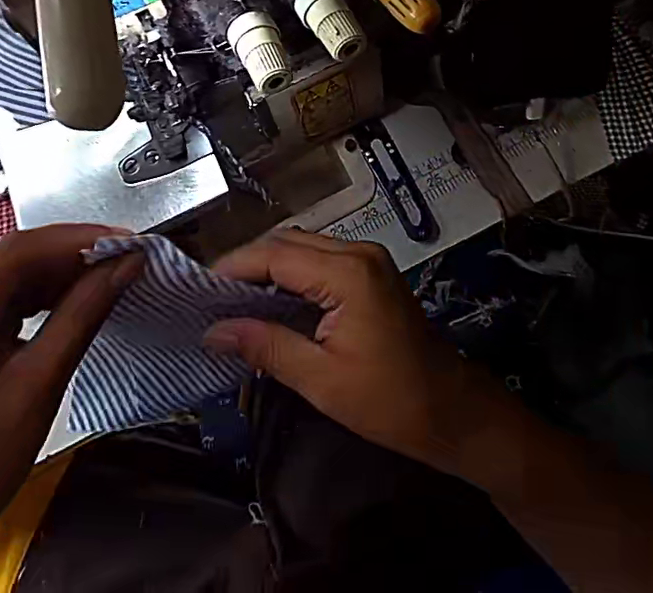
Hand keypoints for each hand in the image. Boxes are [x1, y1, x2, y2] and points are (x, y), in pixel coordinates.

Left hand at [0, 223, 142, 591]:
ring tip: (108, 276)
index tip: (130, 241)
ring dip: (55, 276)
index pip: (13, 252)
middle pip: (6, 262)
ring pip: (2, 278)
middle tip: (127, 259)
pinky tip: (69, 299)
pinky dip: (32, 298)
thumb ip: (83, 314)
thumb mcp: (36, 387)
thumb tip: (129, 262)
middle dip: (70, 258)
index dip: (78, 239)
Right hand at [201, 228, 526, 481]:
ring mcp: (367, 259)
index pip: (275, 254)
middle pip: (287, 242)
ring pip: (302, 247)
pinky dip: (289, 275)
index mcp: (347, 273)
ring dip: (267, 268)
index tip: (198, 290)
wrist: (455, 411)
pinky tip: (269, 301)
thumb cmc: (392, 401)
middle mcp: (357, 252)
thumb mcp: (322, 380)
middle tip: (211, 297)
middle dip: (246, 265)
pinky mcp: (370, 272)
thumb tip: (215, 332)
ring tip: (231, 300)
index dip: (233, 268)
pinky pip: (319, 260)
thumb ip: (267, 346)